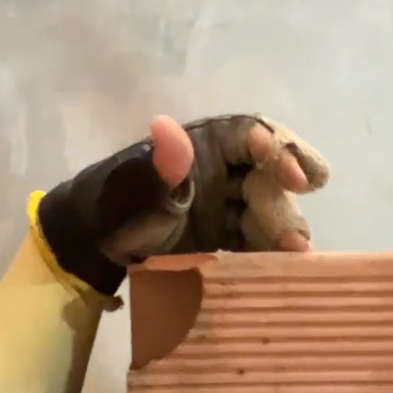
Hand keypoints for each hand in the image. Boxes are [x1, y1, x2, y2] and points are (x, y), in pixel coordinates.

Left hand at [38, 115, 330, 294]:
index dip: (280, 148)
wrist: (96, 246)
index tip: (293, 175)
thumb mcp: (137, 187)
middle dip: (284, 198)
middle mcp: (225, 171)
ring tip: (296, 252)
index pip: (250, 135)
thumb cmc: (117, 205)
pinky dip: (272, 251)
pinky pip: (258, 240)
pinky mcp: (229, 237)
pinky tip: (287, 266)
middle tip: (296, 225)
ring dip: (286, 227)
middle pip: (267, 176)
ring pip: (268, 209)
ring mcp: (230, 205)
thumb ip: (162, 166)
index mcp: (205, 145)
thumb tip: (166, 126)